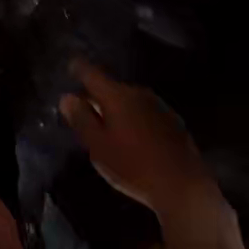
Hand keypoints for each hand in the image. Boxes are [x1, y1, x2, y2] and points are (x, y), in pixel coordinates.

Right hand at [61, 60, 223, 220]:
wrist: (181, 184)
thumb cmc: (133, 166)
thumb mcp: (99, 146)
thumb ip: (82, 119)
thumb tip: (67, 97)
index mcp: (117, 95)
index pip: (93, 74)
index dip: (80, 68)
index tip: (72, 64)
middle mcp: (137, 92)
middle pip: (111, 88)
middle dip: (96, 95)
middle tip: (84, 107)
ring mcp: (157, 104)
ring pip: (128, 100)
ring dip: (116, 108)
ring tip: (106, 125)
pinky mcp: (171, 119)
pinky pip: (143, 111)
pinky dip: (133, 118)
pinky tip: (132, 137)